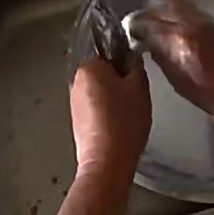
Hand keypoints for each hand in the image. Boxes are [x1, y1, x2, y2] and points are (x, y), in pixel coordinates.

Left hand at [69, 56, 150, 179]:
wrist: (107, 162)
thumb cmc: (124, 121)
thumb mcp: (139, 87)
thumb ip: (136, 66)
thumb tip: (132, 59)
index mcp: (88, 67)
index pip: (108, 52)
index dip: (125, 61)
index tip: (135, 74)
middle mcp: (76, 82)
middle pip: (102, 72)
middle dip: (118, 80)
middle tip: (135, 93)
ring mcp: (74, 103)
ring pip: (99, 91)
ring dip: (113, 97)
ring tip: (129, 112)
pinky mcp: (77, 122)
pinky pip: (95, 109)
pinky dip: (106, 112)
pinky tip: (119, 124)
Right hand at [127, 0, 213, 122]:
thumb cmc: (208, 94)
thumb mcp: (176, 80)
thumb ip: (160, 57)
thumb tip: (148, 44)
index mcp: (177, 40)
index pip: (147, 24)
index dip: (135, 26)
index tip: (129, 31)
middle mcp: (189, 24)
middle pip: (161, 6)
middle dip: (147, 11)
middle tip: (139, 20)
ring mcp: (203, 19)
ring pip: (176, 1)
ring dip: (161, 5)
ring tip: (153, 14)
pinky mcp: (213, 21)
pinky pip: (189, 7)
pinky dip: (176, 8)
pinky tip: (172, 17)